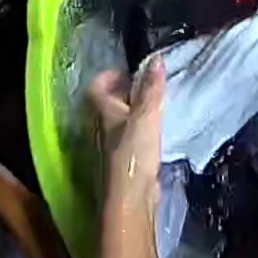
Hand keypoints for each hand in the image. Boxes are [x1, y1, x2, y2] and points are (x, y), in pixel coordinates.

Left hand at [88, 59, 164, 212]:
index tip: (130, 69)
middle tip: (151, 83)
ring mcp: (112, 147)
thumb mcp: (147, 114)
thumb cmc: (133, 152)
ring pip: (122, 120)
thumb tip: (155, 58)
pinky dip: (143, 128)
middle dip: (128, 90)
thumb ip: (152, 87)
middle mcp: (103, 128)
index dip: (110, 75)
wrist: (131, 199)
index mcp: (103, 112)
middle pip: (110, 102)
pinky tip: (159, 129)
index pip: (98, 87)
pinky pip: (132, 136)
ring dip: (137, 110)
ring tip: (159, 103)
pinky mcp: (125, 162)